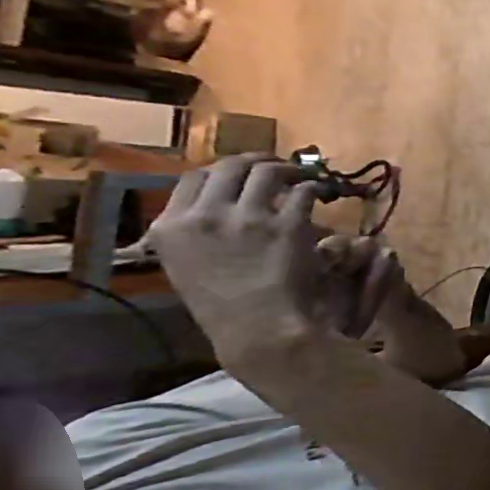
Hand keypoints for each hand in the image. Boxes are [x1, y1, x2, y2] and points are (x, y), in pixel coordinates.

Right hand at [146, 156, 400, 375]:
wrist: (259, 327)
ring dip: (290, 170)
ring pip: (269, 172)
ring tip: (303, 178)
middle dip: (258, 162)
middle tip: (279, 167)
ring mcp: (246, 219)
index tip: (243, 173)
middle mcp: (203, 218)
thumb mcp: (188, 265)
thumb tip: (209, 208)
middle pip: (230, 167)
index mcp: (170, 228)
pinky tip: (320, 195)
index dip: (223, 171)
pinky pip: (303, 191)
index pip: (193, 179)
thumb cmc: (226, 305)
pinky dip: (314, 189)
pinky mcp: (287, 225)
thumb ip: (193, 234)